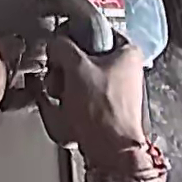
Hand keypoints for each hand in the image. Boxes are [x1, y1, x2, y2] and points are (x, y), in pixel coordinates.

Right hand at [35, 33, 147, 159]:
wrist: (109, 151)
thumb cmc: (103, 112)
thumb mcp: (76, 67)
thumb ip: (61, 46)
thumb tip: (53, 43)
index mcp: (127, 52)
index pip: (93, 30)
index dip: (72, 38)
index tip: (61, 46)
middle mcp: (125, 68)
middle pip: (82, 55)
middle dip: (64, 67)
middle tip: (61, 76)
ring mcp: (115, 88)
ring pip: (78, 74)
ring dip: (63, 83)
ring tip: (63, 95)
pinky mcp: (104, 105)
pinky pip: (79, 92)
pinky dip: (70, 97)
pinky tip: (66, 106)